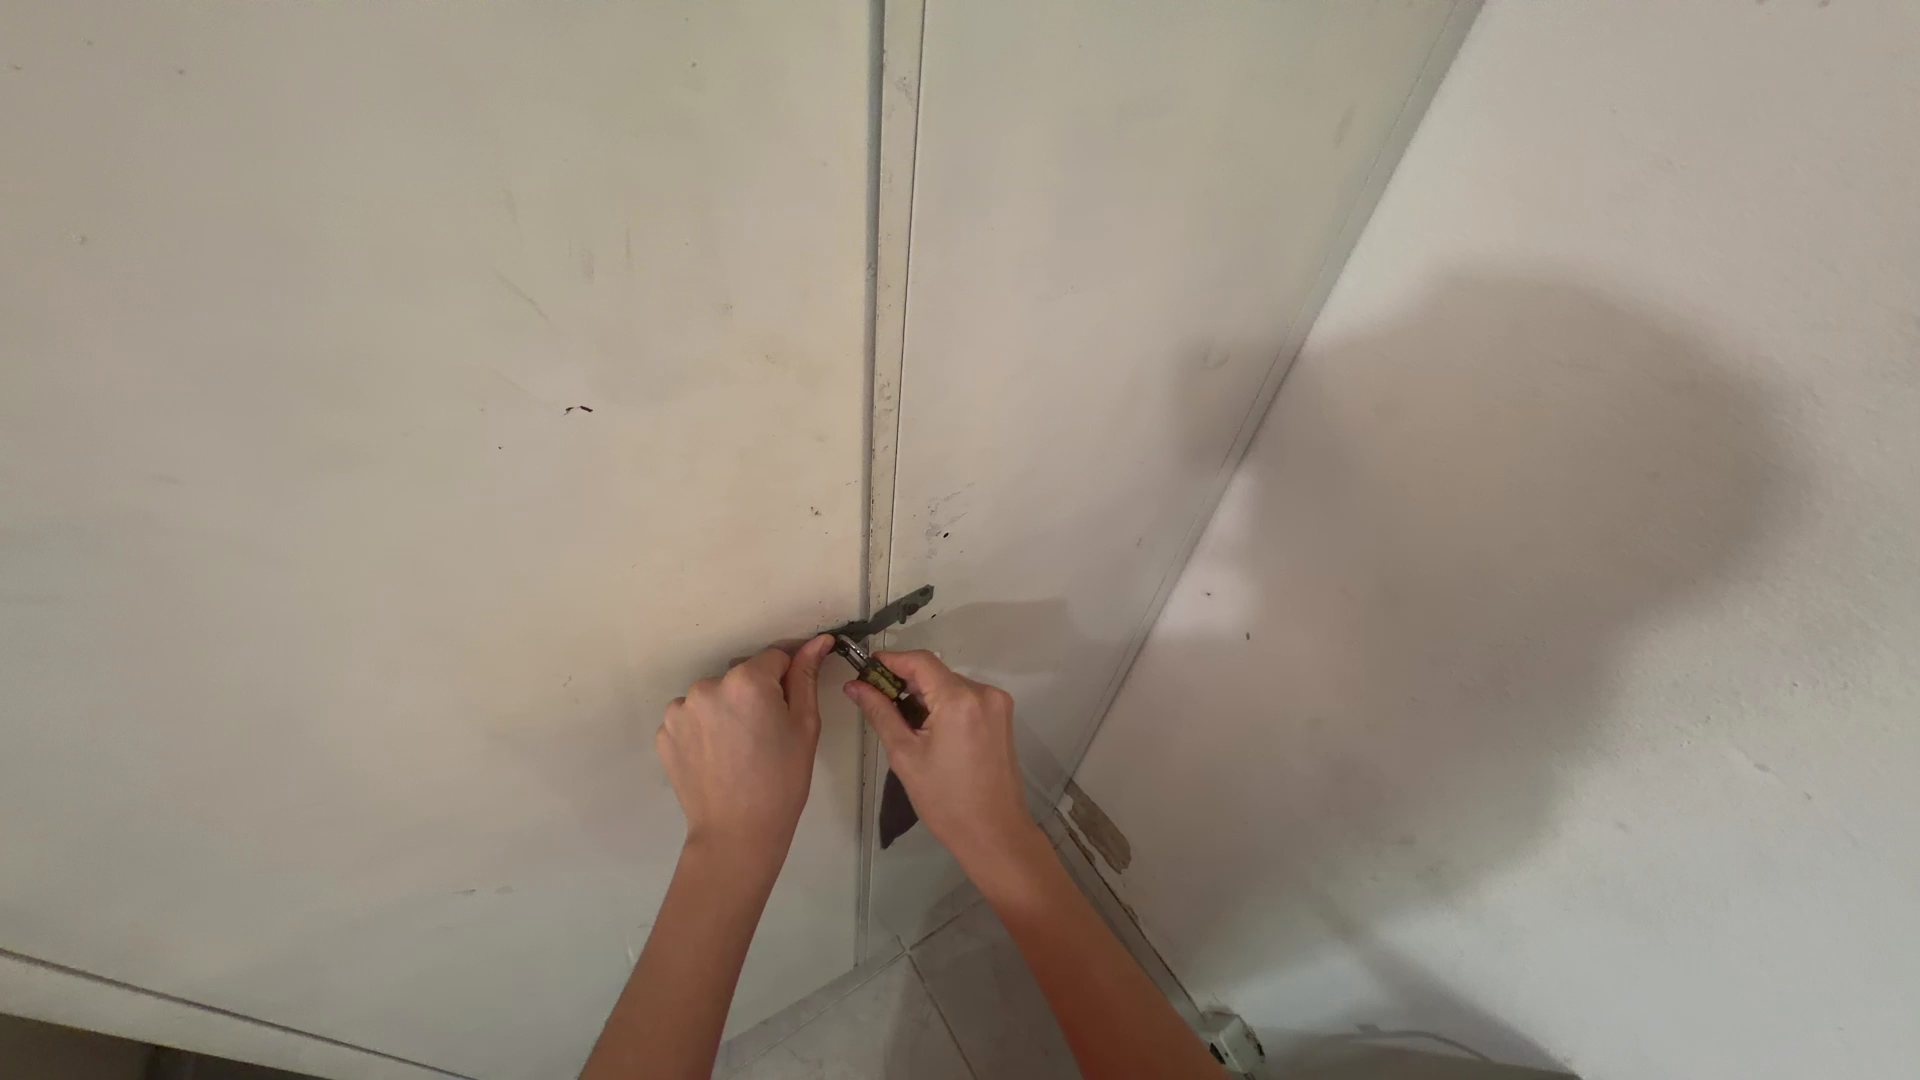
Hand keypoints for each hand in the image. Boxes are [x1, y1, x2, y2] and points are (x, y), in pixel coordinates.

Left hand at [657, 634, 832, 868]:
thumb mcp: (805, 724)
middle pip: (742, 676)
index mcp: (746, 680)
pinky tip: (718, 755)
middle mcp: (707, 686)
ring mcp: (680, 710)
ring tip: (740, 747)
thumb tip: (818, 642)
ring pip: (716, 695)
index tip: (790, 706)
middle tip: (767, 734)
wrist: (737, 833)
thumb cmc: (781, 779)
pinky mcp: (664, 733)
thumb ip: (806, 676)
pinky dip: (705, 729)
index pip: (775, 658)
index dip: (788, 679)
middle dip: (756, 695)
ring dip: (727, 709)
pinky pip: (692, 717)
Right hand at [843, 651, 1041, 872]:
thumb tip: (855, 686)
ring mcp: (997, 703)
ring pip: (950, 684)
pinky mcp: (1002, 715)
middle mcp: (983, 692)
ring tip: (903, 722)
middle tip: (877, 700)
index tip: (866, 669)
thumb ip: (880, 713)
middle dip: (905, 682)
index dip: (891, 660)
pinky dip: (944, 704)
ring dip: (925, 694)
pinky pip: (966, 697)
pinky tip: (929, 729)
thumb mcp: (905, 755)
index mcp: (959, 699)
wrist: (993, 832)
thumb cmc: (945, 800)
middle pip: (936, 672)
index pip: (920, 661)